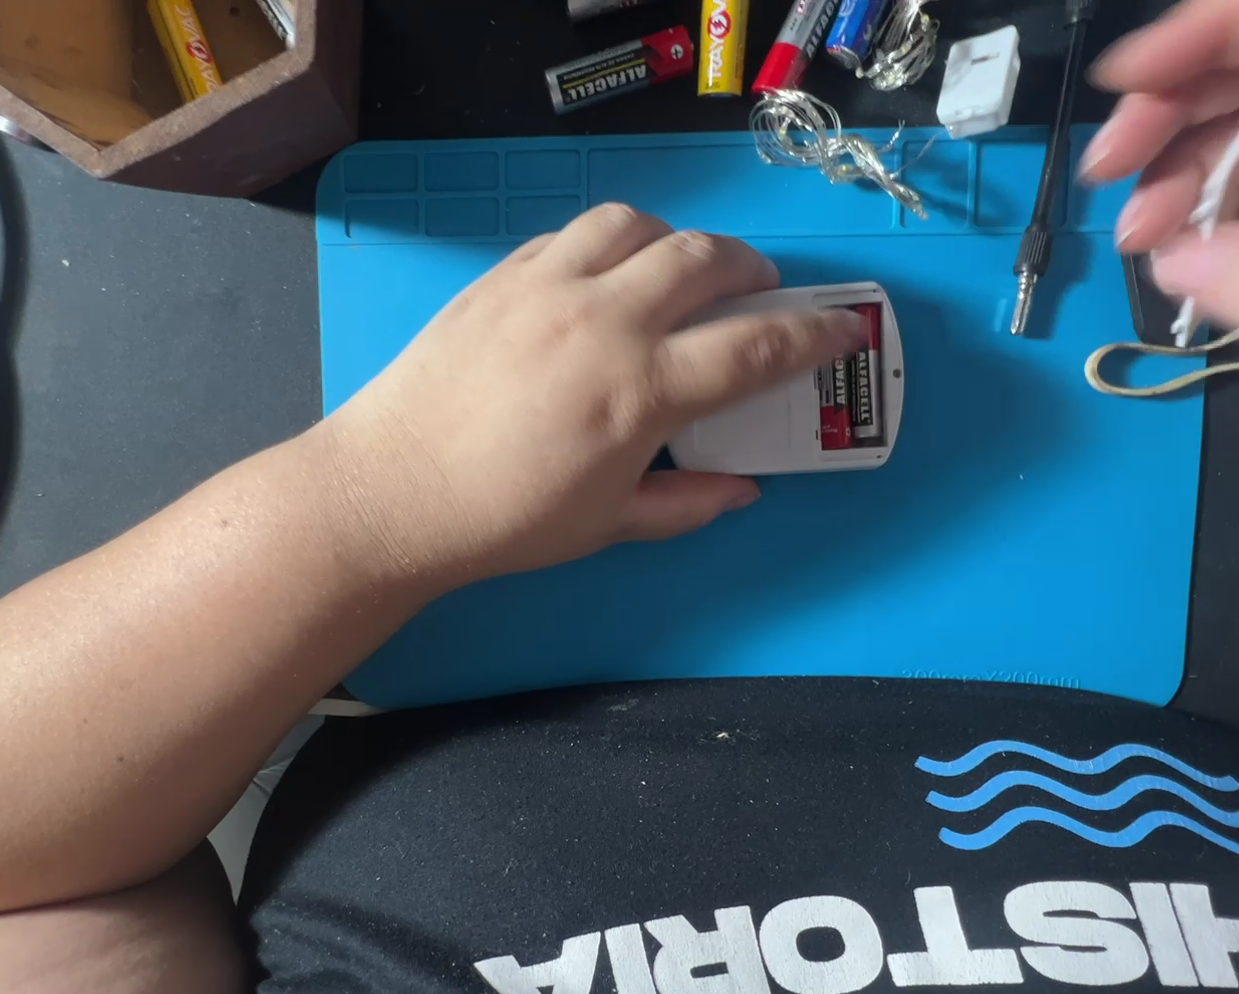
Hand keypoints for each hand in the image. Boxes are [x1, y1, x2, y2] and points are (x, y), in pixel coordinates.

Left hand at [312, 204, 866, 585]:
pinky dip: (607, 247)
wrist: (394, 492)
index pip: (754, 348)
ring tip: (676, 274)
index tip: (843, 327)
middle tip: (757, 293)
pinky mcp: (500, 277)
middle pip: (703, 260)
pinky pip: (571, 235)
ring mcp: (546, 287)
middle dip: (749, 270)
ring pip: (635, 225)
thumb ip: (686, 501)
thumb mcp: (608, 524)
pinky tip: (602, 280)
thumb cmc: (505, 521)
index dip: (813, 336)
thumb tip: (743, 489)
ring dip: (674, 243)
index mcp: (640, 389)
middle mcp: (602, 320)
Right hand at [1084, 0, 1238, 537]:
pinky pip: (1224, 205)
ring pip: (1236, 132)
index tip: (1135, 74)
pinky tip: (1155, 256)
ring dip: (1164, 167)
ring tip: (1135, 231)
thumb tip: (1186, 250)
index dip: (1234, 22)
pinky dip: (1174, 220)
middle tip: (1108, 164)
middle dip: (1176, 98)